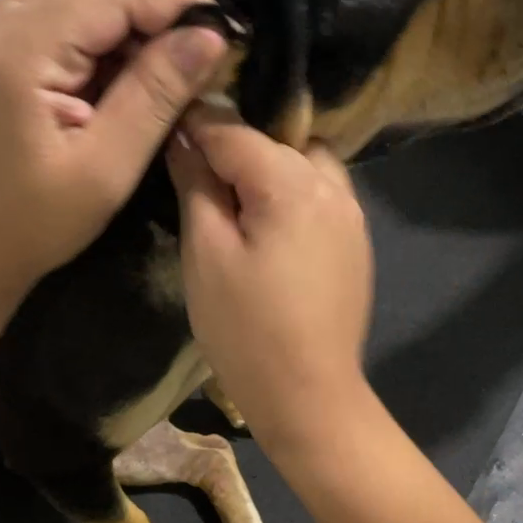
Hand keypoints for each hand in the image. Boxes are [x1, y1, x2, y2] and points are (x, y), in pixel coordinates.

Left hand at [0, 0, 227, 311]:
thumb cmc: (36, 222)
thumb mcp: (107, 168)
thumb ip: (156, 94)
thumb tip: (210, 37)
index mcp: (23, 48)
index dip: (180, 2)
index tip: (226, 40)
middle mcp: (3, 15)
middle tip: (200, 41)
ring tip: (172, 50)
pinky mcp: (4, 38)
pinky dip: (111, 10)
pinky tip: (135, 60)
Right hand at [167, 108, 374, 445]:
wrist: (308, 395)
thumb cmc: (247, 329)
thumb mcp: (207, 254)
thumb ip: (196, 184)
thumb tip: (184, 135)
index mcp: (293, 183)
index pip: (235, 131)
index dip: (195, 127)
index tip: (165, 129)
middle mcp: (333, 186)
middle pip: (275, 142)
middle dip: (235, 149)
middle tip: (196, 175)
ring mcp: (352, 216)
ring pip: (305, 164)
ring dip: (271, 170)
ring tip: (237, 202)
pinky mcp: (357, 244)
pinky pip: (322, 195)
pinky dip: (294, 194)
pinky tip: (271, 227)